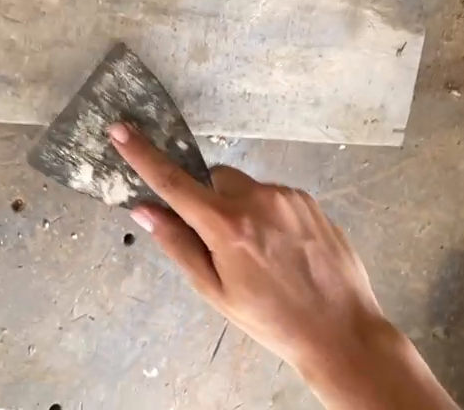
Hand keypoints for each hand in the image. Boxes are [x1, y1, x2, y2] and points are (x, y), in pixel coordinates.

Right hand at [111, 124, 457, 408]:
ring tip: (263, 253)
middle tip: (224, 243)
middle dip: (209, 201)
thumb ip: (177, 245)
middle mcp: (256, 200)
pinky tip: (283, 248)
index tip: (120, 130)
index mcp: (227, 227)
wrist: (343, 334)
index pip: (172, 182)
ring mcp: (286, 196)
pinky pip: (273, 194)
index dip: (142, 154)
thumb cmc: (272, 320)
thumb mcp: (215, 292)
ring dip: (241, 208)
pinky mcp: (307, 199)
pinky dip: (268, 212)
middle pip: (213, 180)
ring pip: (244, 187)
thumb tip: (144, 210)